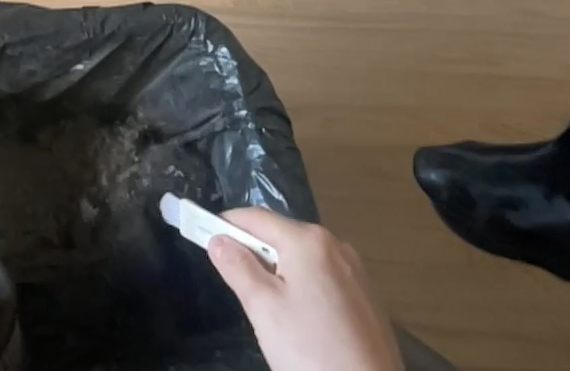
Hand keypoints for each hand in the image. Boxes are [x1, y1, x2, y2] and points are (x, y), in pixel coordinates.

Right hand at [207, 208, 403, 370]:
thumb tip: (218, 238)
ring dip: (279, 272)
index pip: (256, 218)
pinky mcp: (367, 297)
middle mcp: (335, 245)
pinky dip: (303, 287)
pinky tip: (303, 323)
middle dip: (254, 253)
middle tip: (237, 286)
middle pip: (280, 236)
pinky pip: (323, 277)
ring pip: (302, 258)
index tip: (203, 238)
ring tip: (270, 311)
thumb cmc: (311, 351)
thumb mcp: (263, 308)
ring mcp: (355, 271)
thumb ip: (237, 267)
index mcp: (308, 240)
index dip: (226, 225)